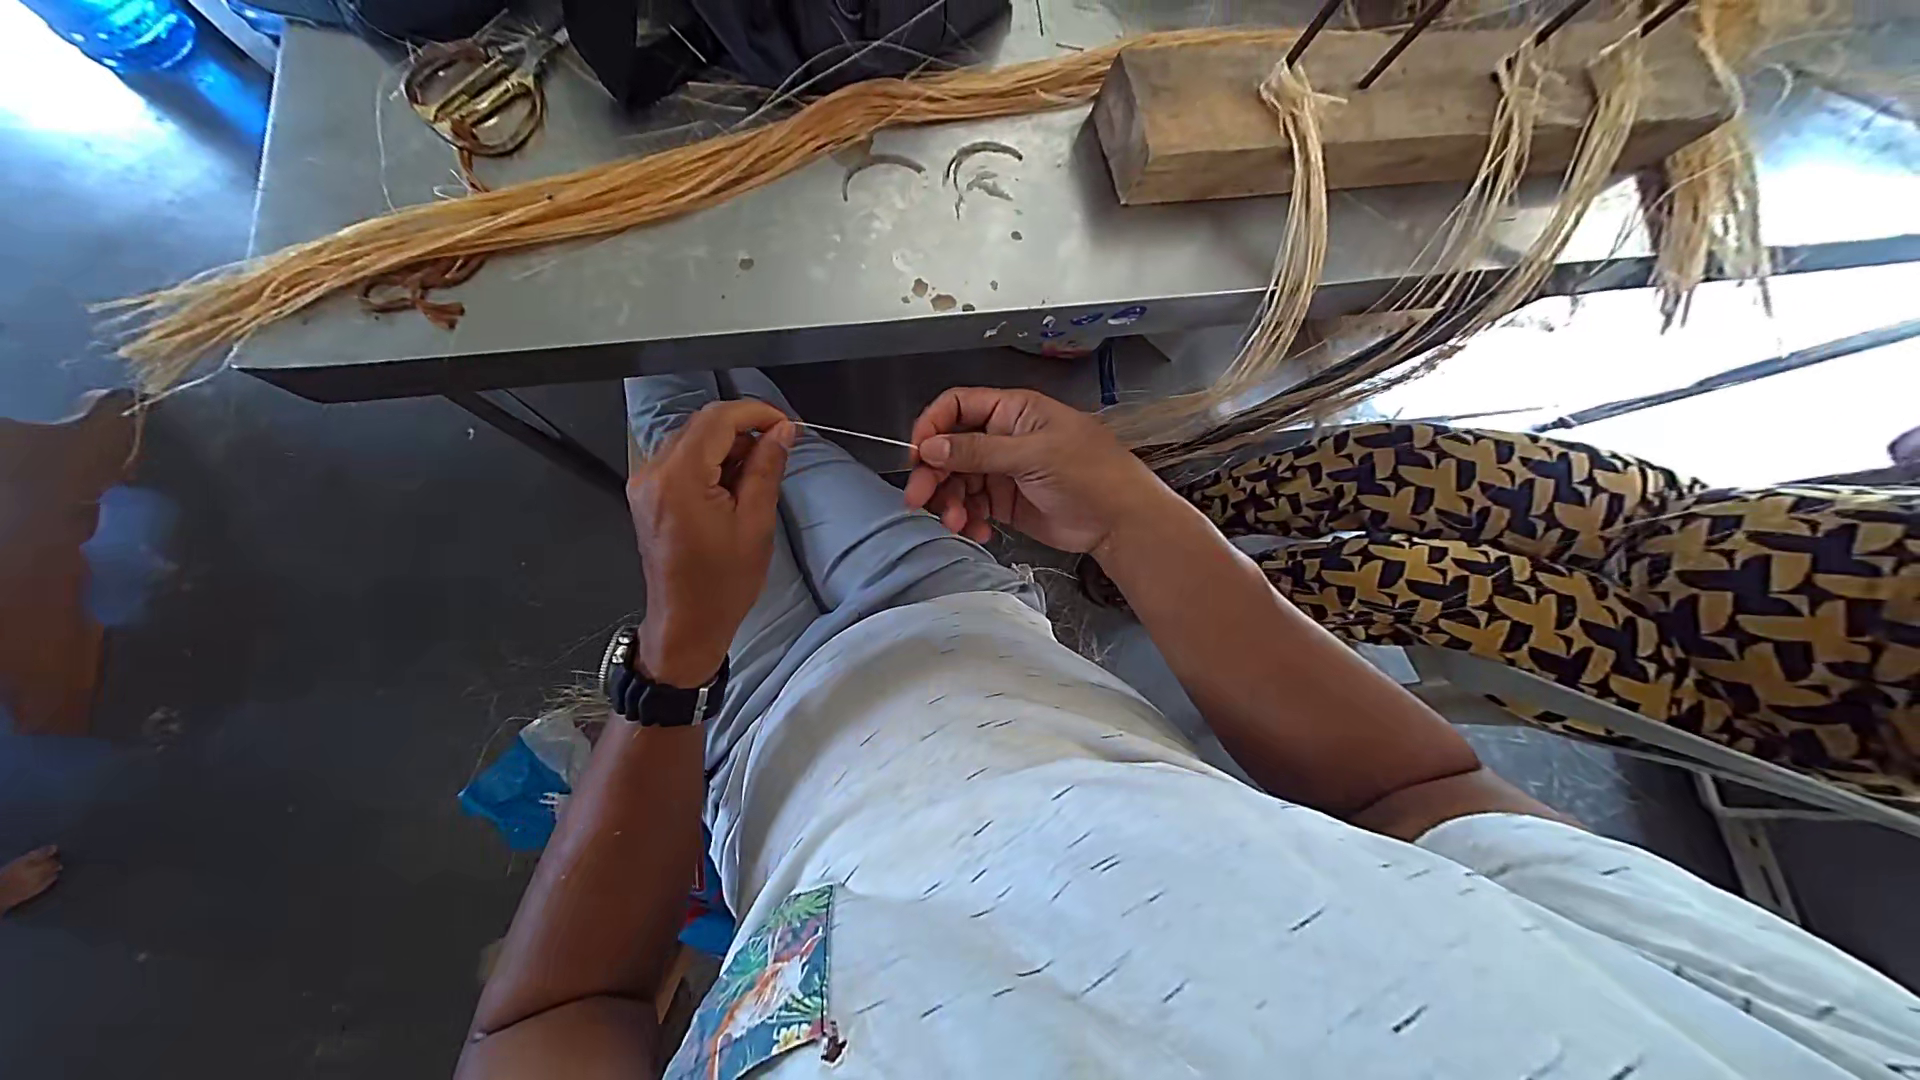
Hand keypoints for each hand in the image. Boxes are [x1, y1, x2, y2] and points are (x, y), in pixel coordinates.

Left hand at [627, 400, 794, 686]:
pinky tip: (733, 487)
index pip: (717, 419)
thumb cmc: (723, 584)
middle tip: (778, 452)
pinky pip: (682, 460)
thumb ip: (766, 469)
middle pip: (702, 425)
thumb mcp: (755, 523)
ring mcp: (646, 483)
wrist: (686, 623)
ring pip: (692, 439)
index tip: (785, 425)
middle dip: (744, 431)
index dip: (756, 413)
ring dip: (729, 448)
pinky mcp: (648, 494)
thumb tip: (782, 433)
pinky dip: (712, 463)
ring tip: (757, 478)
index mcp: (679, 479)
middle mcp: (653, 473)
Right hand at [904, 387, 1173, 554]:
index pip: (957, 407)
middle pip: (950, 449)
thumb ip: (979, 451)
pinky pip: (972, 506)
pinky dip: (967, 519)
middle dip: (933, 474)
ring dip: (950, 502)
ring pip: (957, 481)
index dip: (932, 427)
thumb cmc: (1092, 474)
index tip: (917, 454)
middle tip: (920, 498)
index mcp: (1012, 412)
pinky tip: (977, 530)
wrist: (1119, 521)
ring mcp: (1003, 470)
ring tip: (956, 522)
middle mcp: (1003, 437)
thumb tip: (933, 447)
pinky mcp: (1005, 502)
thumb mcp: (1033, 455)